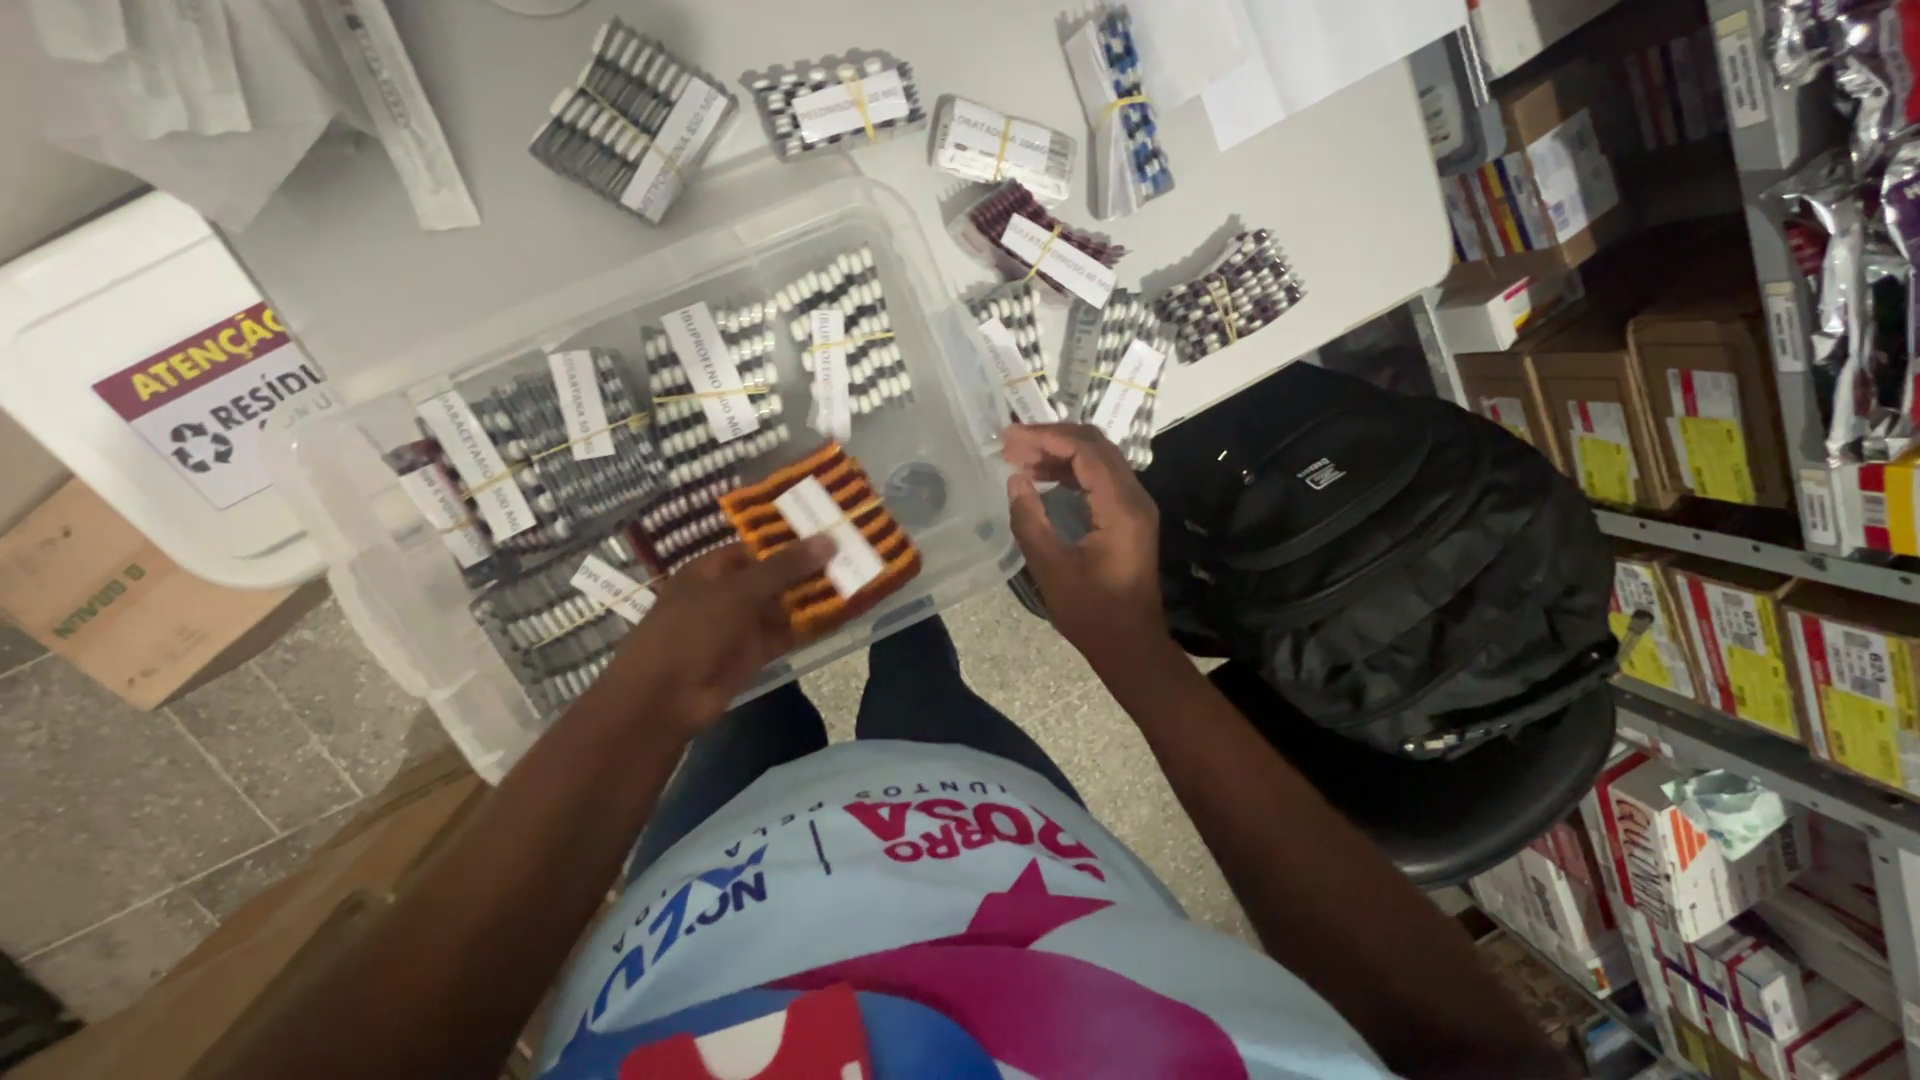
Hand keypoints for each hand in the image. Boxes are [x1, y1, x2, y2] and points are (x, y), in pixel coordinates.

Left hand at [601, 537, 834, 736]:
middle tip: (853, 555)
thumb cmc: (692, 631)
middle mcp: (727, 594)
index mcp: (711, 570)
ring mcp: (740, 626)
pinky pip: (786, 634)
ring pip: (782, 606)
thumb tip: (828, 539)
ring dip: (813, 597)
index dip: (789, 540)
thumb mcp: (738, 591)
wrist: (665, 698)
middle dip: (808, 569)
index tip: (828, 532)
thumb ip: (784, 567)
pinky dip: (810, 626)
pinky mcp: (753, 654)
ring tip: (856, 580)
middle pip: (773, 577)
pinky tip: (842, 615)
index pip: (755, 548)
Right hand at [1003, 423, 1169, 665]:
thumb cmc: (1092, 613)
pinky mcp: (1129, 518)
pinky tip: (1042, 479)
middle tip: (1010, 444)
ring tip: (1019, 459)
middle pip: (1096, 446)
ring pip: (1099, 460)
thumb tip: (1015, 480)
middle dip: (1052, 438)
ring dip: (1060, 453)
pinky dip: (1071, 472)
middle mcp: (1134, 499)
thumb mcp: (1051, 569)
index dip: (1046, 438)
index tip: (1009, 439)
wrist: (1131, 646)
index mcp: (1120, 508)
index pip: (1085, 451)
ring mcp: (1135, 507)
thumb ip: (1030, 520)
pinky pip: (1101, 479)